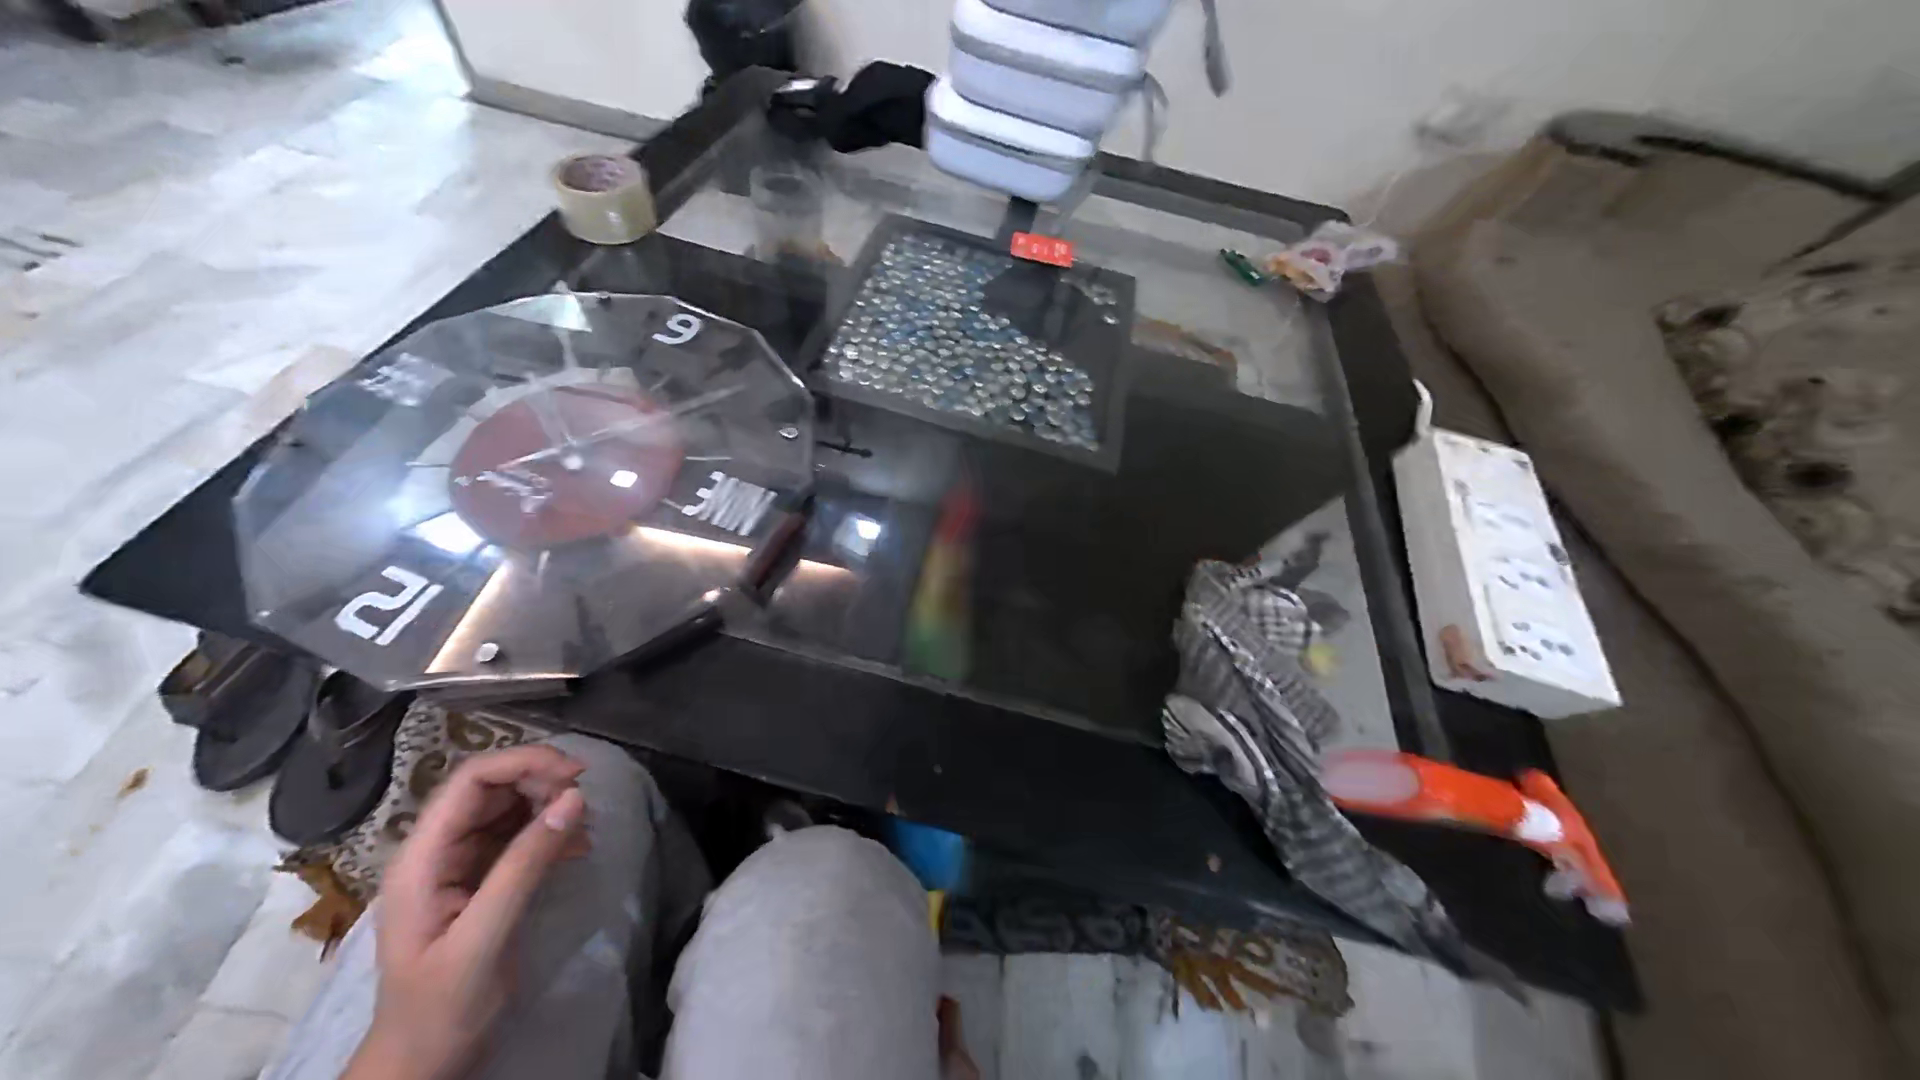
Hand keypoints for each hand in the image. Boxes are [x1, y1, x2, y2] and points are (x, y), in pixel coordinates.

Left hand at [345, 746, 590, 1079]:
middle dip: (542, 782)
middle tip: (584, 803)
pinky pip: (518, 833)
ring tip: (583, 829)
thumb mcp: (485, 938)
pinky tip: (575, 847)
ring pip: (508, 805)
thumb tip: (575, 797)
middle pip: (492, 786)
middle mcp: (437, 850)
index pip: (471, 780)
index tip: (577, 775)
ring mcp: (458, 863)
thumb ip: (525, 865)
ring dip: (550, 805)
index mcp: (422, 858)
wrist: (424, 1066)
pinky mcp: (480, 878)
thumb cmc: (443, 1009)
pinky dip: (550, 830)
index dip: (524, 763)